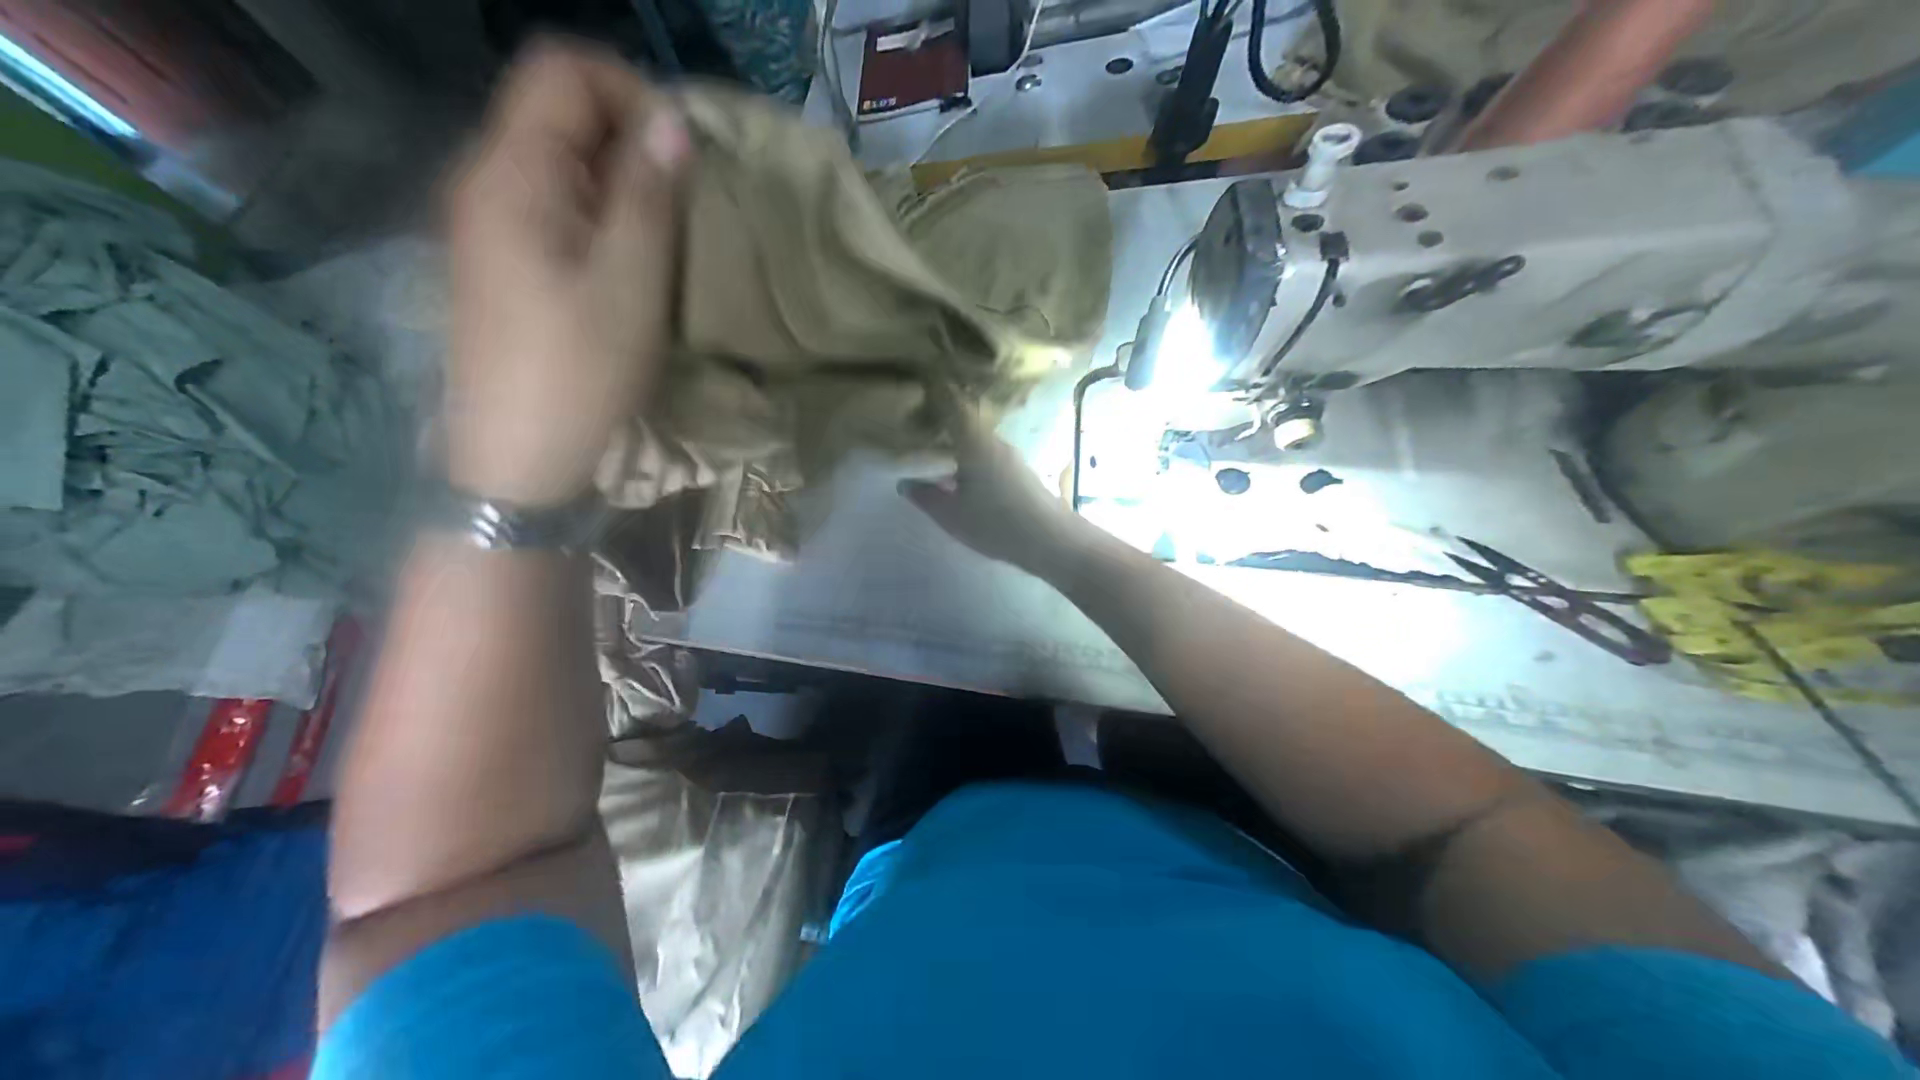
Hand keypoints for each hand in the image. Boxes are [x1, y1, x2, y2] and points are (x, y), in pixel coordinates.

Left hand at [443, 40, 689, 506]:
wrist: (520, 461)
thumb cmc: (580, 371)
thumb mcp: (631, 281)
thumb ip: (648, 193)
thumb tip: (671, 122)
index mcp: (510, 173)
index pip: (562, 70)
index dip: (631, 91)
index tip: (683, 157)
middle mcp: (485, 182)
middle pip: (557, 111)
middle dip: (631, 140)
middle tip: (684, 204)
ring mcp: (487, 224)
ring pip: (559, 163)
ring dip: (621, 183)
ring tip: (666, 237)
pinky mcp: (502, 264)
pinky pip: (552, 206)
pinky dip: (600, 215)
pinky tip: (629, 263)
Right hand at [899, 404, 1096, 577]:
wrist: (1051, 540)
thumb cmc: (996, 524)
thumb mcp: (951, 516)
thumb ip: (925, 497)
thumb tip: (905, 482)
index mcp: (973, 443)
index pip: (951, 405)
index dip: (935, 392)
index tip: (919, 384)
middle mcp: (993, 441)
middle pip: (965, 421)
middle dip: (942, 421)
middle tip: (917, 425)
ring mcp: (1010, 456)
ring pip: (977, 440)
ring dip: (958, 442)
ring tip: (935, 452)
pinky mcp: (1021, 471)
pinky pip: (988, 454)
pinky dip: (971, 456)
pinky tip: (962, 475)